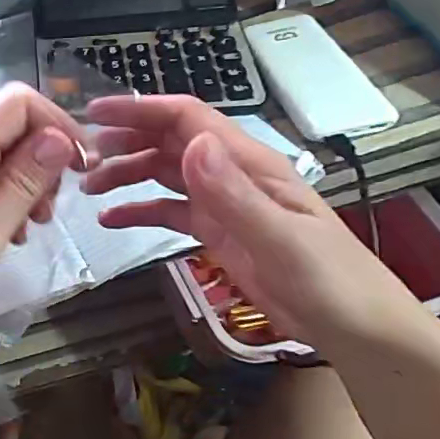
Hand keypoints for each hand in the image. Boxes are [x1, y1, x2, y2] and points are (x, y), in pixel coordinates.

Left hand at [0, 82, 89, 352]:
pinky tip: (12, 232)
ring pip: (0, 154)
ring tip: (34, 225)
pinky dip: (6, 197)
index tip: (83, 166)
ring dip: (28, 182)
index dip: (58, 124)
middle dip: (44, 158)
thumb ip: (24, 181)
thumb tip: (60, 139)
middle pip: (10, 126)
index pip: (18, 103)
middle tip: (53, 208)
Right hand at [81, 95, 430, 352]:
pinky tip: (112, 220)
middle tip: (82, 157)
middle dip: (125, 141)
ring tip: (88, 188)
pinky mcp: (217, 232)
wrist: (356, 328)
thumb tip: (192, 144)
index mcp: (249, 164)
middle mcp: (232, 175)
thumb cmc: (329, 281)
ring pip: (165, 174)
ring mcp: (223, 204)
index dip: (141, 110)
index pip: (188, 119)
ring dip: (127, 174)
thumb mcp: (280, 238)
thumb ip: (234, 194)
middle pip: (170, 142)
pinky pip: (170, 211)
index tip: (95, 113)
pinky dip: (140, 211)